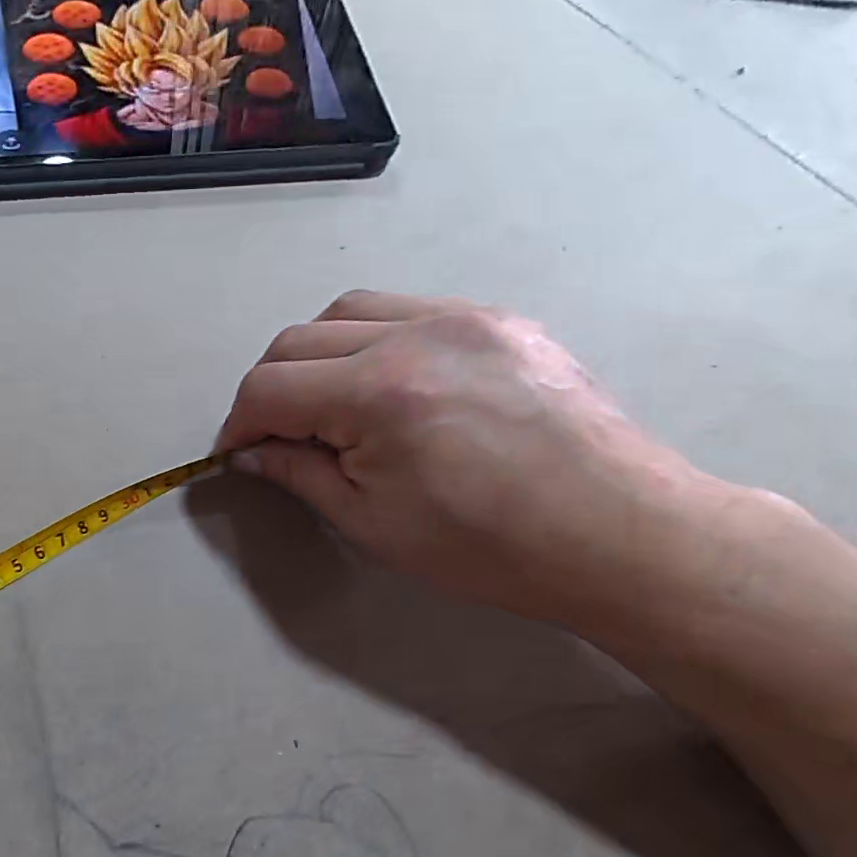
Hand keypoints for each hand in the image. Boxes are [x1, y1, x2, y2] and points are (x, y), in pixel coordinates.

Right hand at [215, 290, 749, 627]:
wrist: (622, 535)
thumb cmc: (487, 547)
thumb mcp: (371, 521)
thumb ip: (298, 474)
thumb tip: (249, 455)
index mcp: (378, 393)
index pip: (269, 388)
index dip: (238, 424)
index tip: (235, 453)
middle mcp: (414, 335)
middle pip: (296, 341)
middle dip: (268, 389)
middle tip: (275, 435)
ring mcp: (462, 317)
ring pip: (346, 310)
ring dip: (314, 353)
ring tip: (324, 400)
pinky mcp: (498, 319)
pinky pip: (406, 309)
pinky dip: (370, 338)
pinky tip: (382, 380)